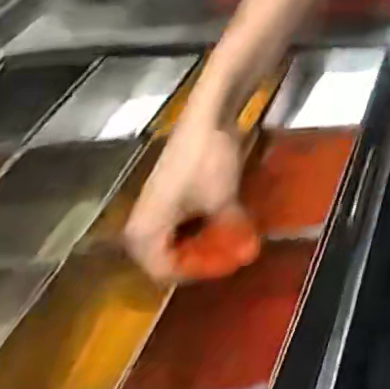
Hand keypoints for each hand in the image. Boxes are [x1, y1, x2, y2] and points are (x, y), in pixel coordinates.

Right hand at [123, 115, 243, 283]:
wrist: (207, 115)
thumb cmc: (208, 161)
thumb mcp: (223, 200)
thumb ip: (232, 232)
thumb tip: (248, 253)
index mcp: (143, 234)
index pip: (165, 273)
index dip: (199, 271)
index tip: (228, 262)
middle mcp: (141, 224)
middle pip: (169, 257)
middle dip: (203, 256)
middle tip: (232, 251)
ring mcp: (154, 206)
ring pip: (178, 238)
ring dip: (205, 239)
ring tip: (232, 237)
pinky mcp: (169, 191)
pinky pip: (181, 220)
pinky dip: (202, 223)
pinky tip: (225, 219)